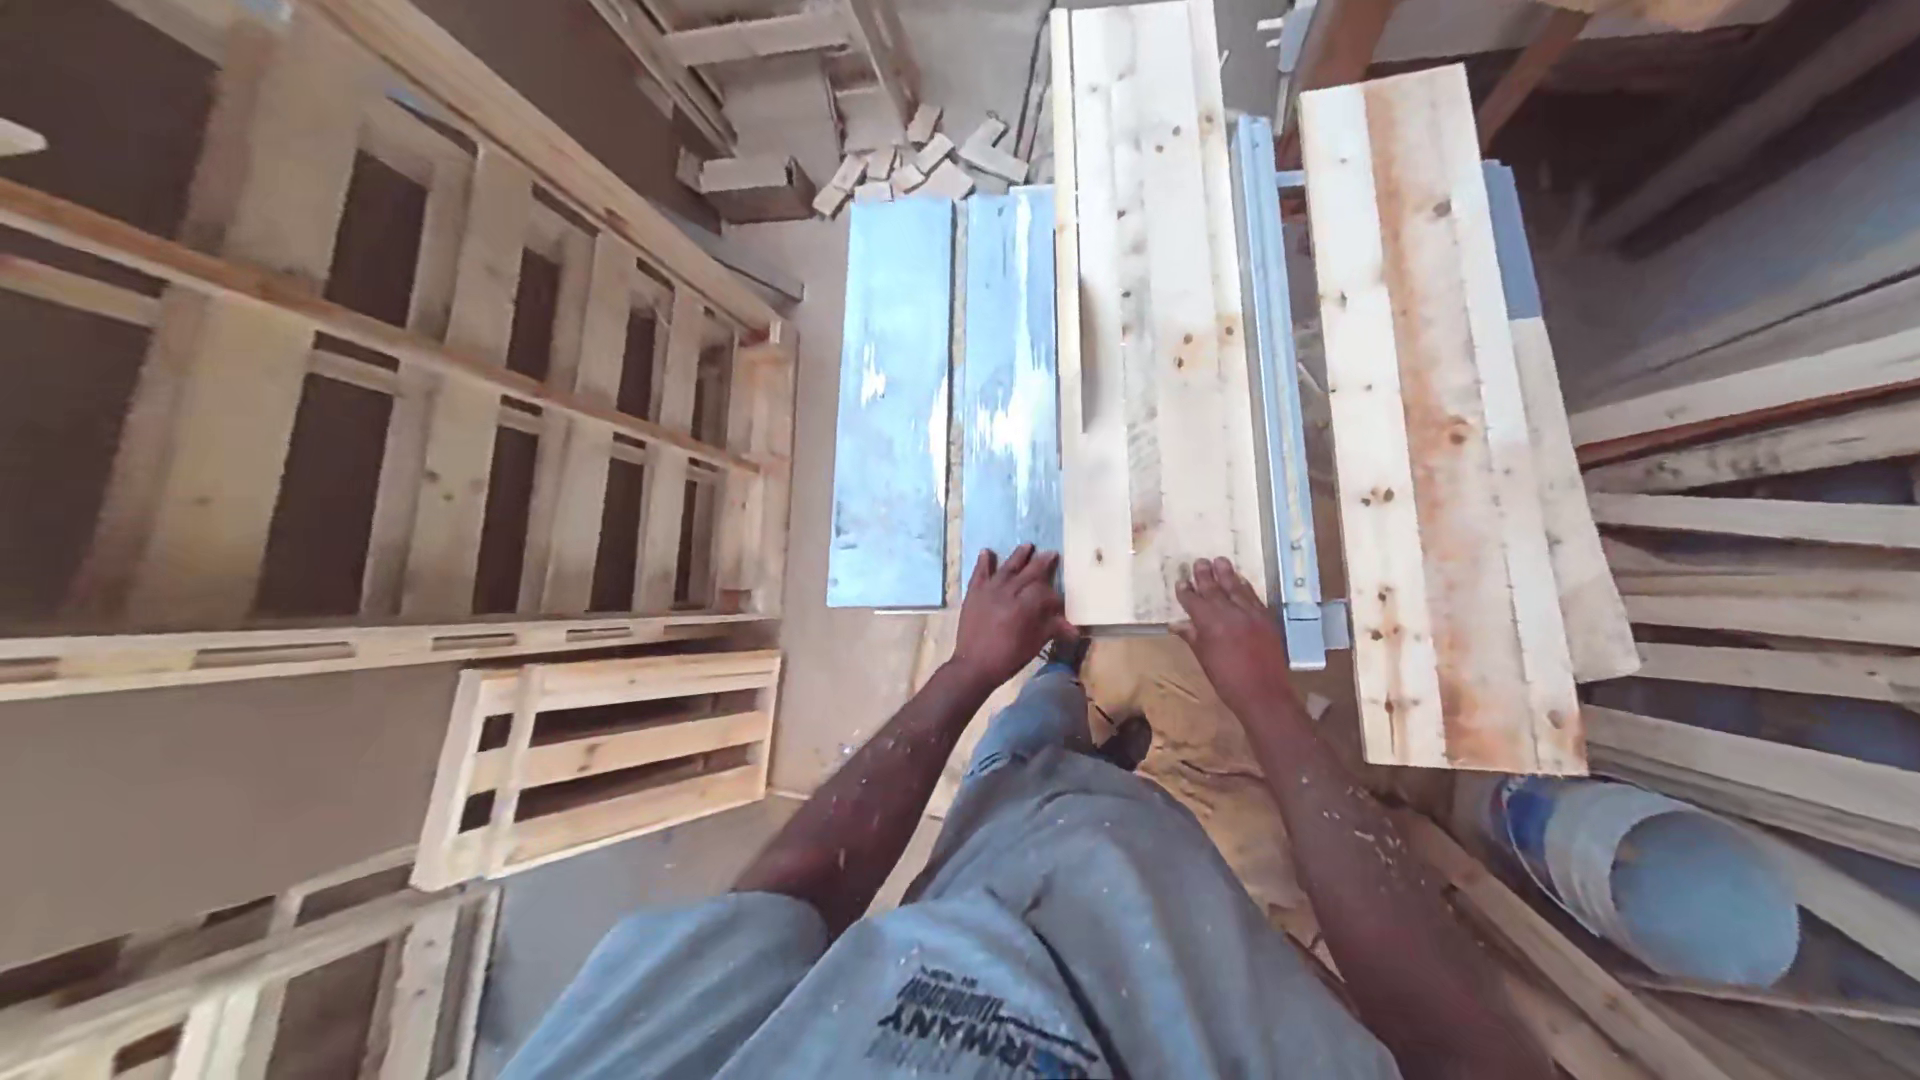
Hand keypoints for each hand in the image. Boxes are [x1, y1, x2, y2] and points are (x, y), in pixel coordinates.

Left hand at [949, 545, 1077, 691]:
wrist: (974, 665)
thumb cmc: (1008, 657)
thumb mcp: (1034, 644)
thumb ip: (1052, 629)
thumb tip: (1074, 628)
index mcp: (1024, 606)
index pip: (1044, 592)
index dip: (1054, 596)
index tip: (1059, 602)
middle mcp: (1008, 592)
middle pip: (1028, 573)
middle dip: (1042, 563)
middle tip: (1051, 553)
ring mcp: (989, 590)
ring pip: (1007, 568)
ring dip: (1018, 556)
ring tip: (1028, 545)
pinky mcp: (974, 593)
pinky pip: (980, 573)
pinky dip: (983, 562)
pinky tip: (986, 551)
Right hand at [1172, 557, 1295, 719]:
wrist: (1264, 693)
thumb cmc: (1227, 680)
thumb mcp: (1204, 658)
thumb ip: (1192, 637)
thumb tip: (1177, 624)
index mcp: (1210, 624)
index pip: (1194, 601)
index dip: (1186, 591)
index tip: (1181, 582)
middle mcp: (1229, 613)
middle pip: (1214, 589)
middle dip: (1204, 576)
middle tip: (1199, 561)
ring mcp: (1250, 614)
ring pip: (1235, 588)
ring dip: (1226, 574)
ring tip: (1220, 561)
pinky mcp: (1266, 618)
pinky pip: (1253, 597)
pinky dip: (1245, 587)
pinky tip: (1240, 580)